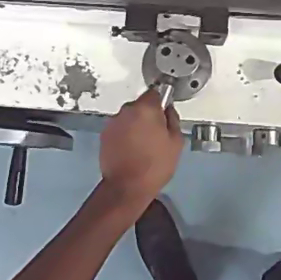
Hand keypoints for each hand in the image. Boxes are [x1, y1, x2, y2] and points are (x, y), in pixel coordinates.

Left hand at [98, 91, 181, 205]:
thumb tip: (168, 110)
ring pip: (129, 117)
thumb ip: (173, 120)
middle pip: (140, 105)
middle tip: (156, 134)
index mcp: (145, 108)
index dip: (161, 102)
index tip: (164, 114)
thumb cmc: (155, 165)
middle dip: (148, 115)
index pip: (155, 92)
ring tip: (143, 145)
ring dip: (135, 124)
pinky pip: (119, 128)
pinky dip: (124, 134)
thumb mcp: (176, 143)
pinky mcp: (104, 134)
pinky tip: (131, 150)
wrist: (127, 187)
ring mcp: (113, 122)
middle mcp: (126, 110)